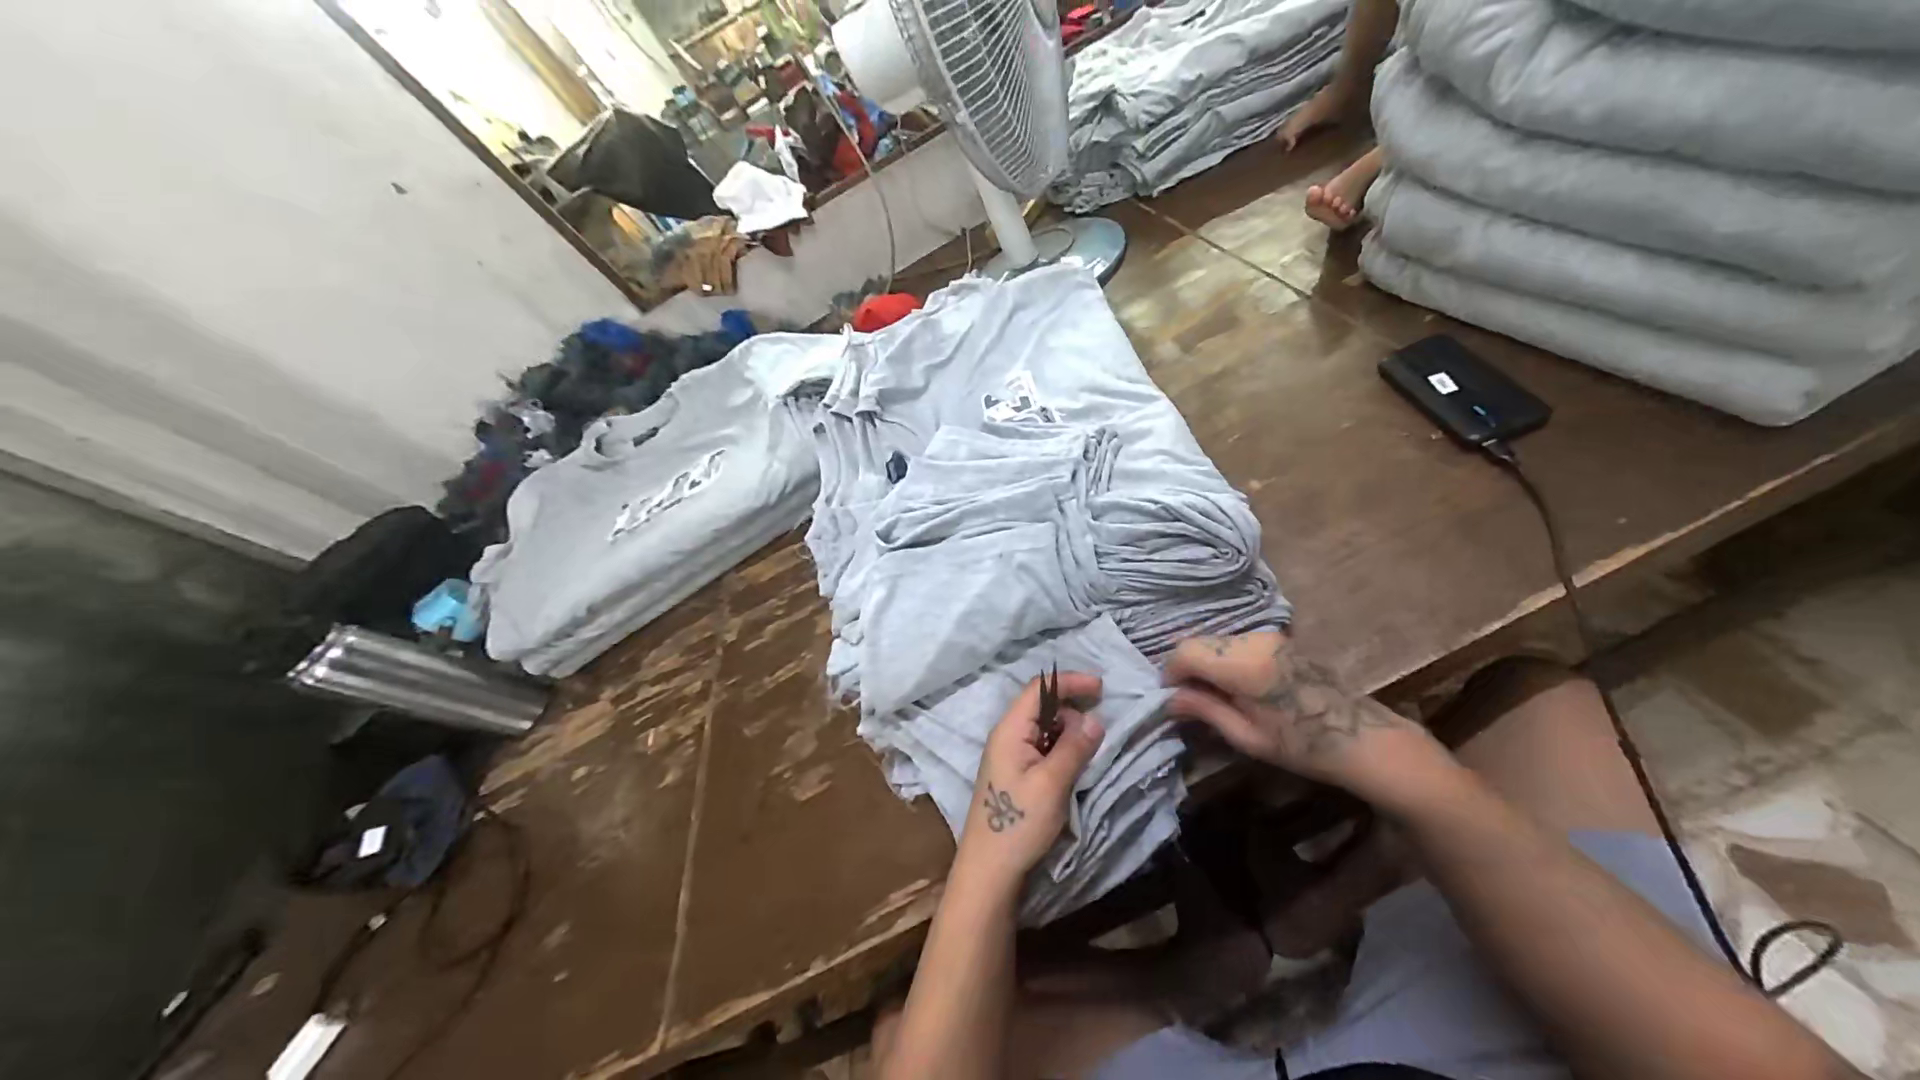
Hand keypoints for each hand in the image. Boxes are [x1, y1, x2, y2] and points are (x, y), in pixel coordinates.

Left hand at [954, 672, 1105, 894]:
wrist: (990, 869)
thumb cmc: (1018, 822)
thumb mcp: (1052, 783)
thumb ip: (1074, 747)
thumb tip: (1095, 719)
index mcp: (1010, 730)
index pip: (1039, 689)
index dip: (1069, 682)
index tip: (1101, 688)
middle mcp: (1007, 736)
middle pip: (1041, 705)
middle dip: (1072, 705)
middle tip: (1101, 720)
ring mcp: (1010, 755)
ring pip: (1043, 726)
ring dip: (1068, 728)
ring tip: (1092, 743)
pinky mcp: (1016, 773)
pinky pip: (1042, 746)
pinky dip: (1061, 745)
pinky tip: (1077, 759)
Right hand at [1164, 631, 1436, 793]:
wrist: (1362, 738)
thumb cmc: (1302, 745)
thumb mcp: (1246, 736)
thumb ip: (1204, 710)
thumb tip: (1168, 700)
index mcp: (1242, 665)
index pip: (1183, 652)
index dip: (1169, 674)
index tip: (1170, 698)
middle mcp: (1252, 640)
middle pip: (1196, 642)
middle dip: (1184, 667)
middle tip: (1186, 699)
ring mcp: (1266, 637)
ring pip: (1214, 640)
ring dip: (1203, 662)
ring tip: (1210, 695)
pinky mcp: (1277, 640)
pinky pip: (1233, 642)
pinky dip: (1221, 659)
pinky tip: (1232, 686)